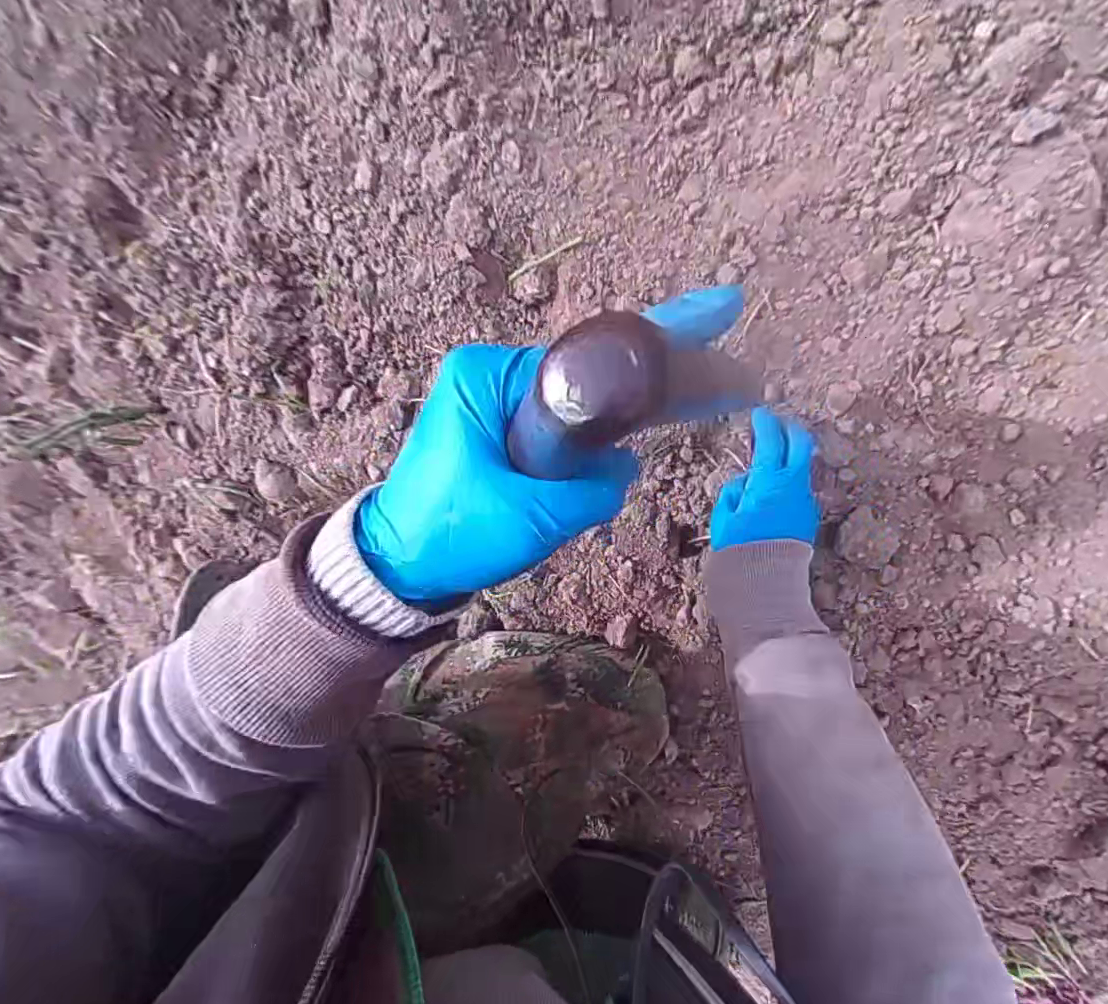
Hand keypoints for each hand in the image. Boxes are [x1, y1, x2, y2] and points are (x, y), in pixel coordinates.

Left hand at [357, 286, 745, 605]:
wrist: (399, 569)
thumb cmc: (454, 533)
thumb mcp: (534, 516)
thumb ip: (594, 491)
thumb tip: (626, 467)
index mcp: (488, 375)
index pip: (582, 359)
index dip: (644, 358)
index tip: (708, 329)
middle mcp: (489, 374)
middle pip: (582, 380)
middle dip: (628, 401)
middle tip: (701, 394)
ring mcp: (491, 402)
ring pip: (571, 411)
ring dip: (600, 438)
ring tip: (625, 459)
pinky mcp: (495, 432)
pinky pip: (555, 430)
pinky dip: (581, 450)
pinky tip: (601, 470)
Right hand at [711, 408, 819, 550]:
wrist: (763, 579)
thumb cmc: (739, 549)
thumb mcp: (725, 514)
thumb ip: (736, 490)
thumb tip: (747, 482)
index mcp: (769, 481)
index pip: (771, 439)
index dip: (765, 423)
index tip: (759, 415)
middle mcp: (792, 486)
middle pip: (800, 443)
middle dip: (789, 429)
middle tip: (776, 426)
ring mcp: (804, 499)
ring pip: (802, 465)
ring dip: (790, 456)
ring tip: (772, 459)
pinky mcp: (809, 515)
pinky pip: (801, 487)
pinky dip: (790, 479)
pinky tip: (776, 487)